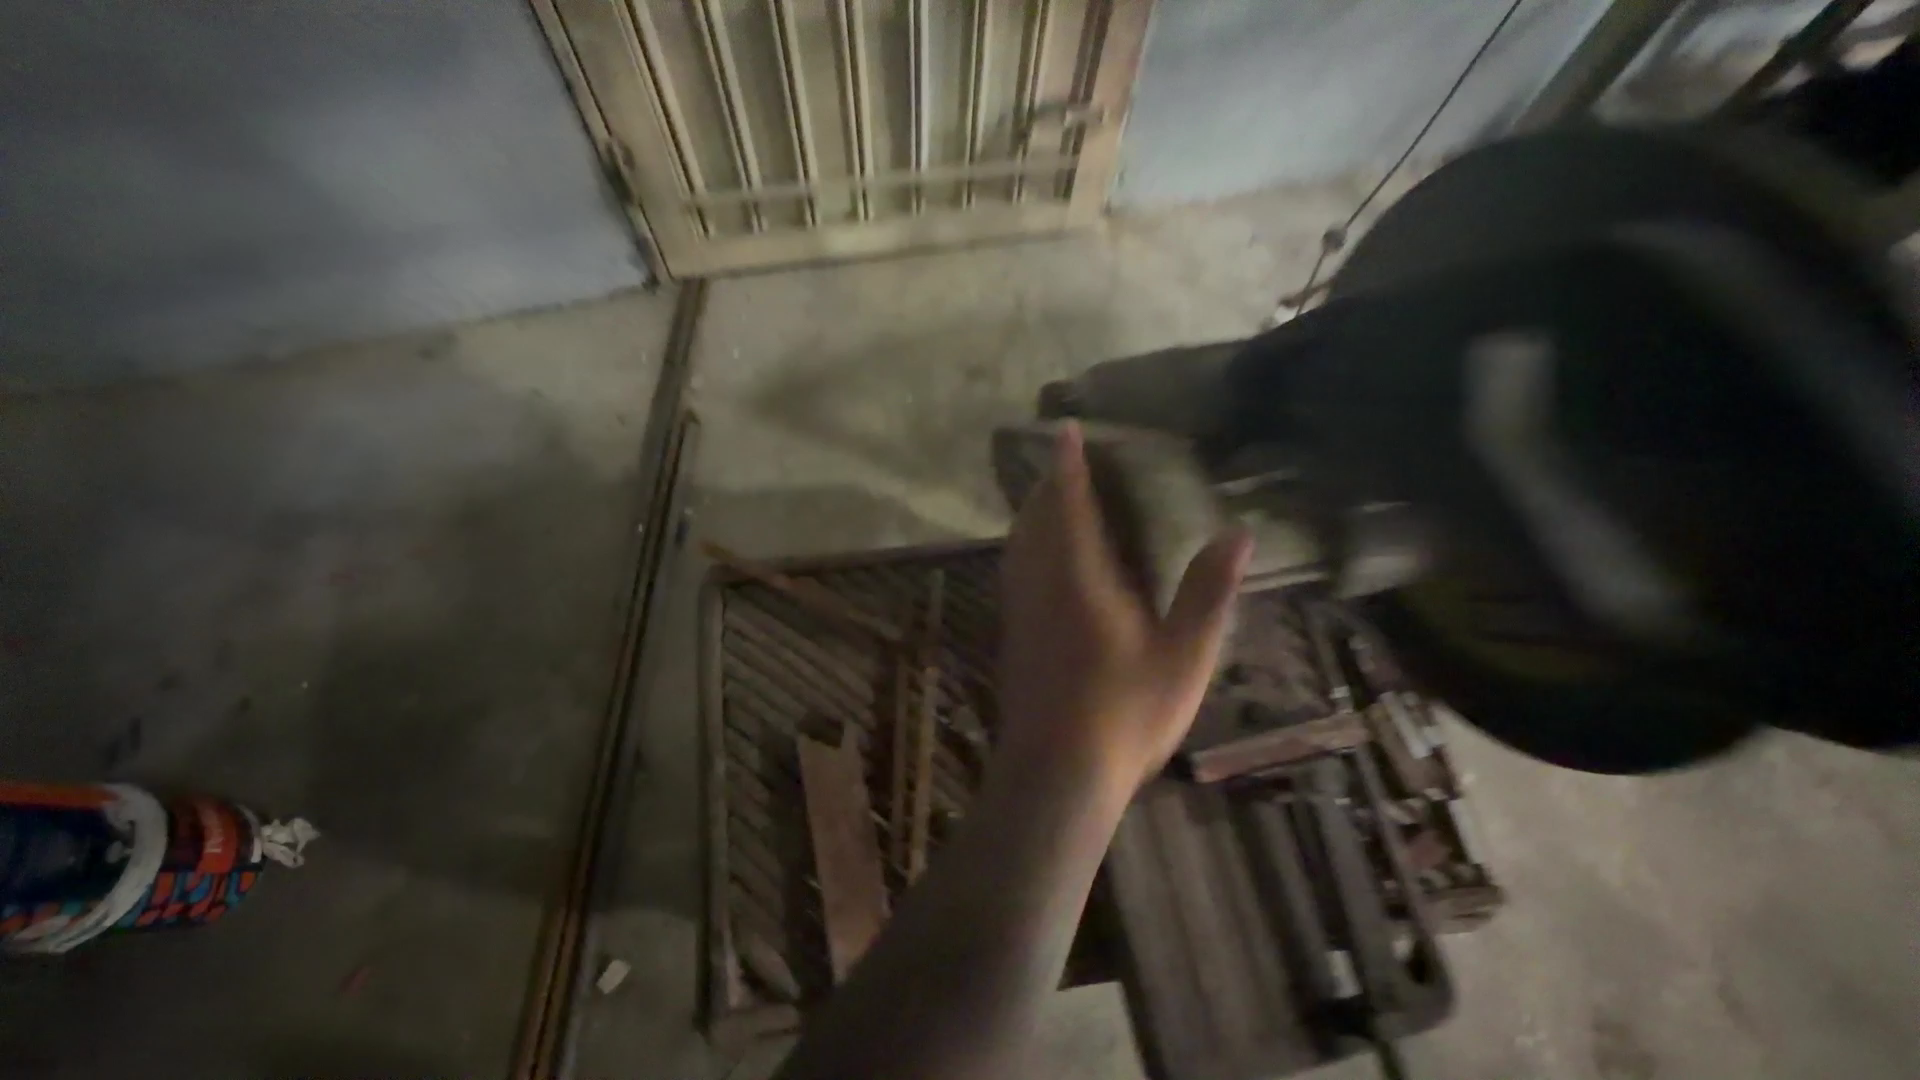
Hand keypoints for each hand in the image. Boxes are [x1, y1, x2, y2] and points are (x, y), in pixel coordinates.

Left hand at [996, 422, 1250, 793]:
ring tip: (1050, 500)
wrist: (1057, 772)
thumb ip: (1207, 592)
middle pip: (1036, 520)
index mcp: (1080, 579)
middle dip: (1048, 486)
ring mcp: (1020, 613)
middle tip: (1064, 462)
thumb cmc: (1126, 712)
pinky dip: (1025, 548)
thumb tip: (1237, 533)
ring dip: (1032, 515)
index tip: (1066, 430)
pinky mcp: (1013, 639)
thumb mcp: (1184, 655)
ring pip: (1019, 547)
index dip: (1068, 466)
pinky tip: (1039, 563)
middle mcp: (1041, 585)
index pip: (1069, 505)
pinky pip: (1015, 573)